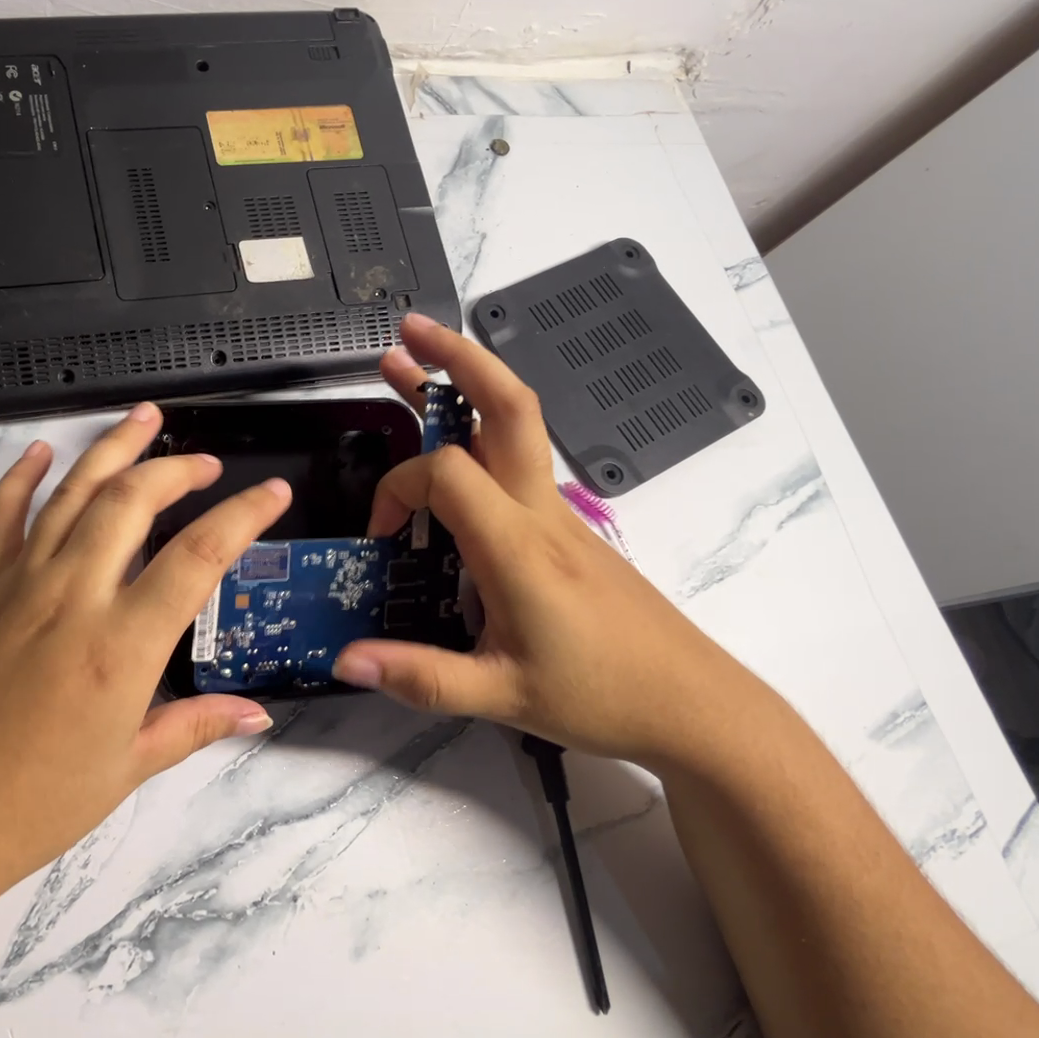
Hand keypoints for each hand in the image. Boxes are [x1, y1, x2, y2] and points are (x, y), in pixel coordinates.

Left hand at [0, 403, 291, 895]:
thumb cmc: (32, 804)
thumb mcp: (127, 768)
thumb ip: (195, 727)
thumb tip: (255, 714)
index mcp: (121, 645)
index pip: (198, 558)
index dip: (244, 516)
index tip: (272, 493)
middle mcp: (72, 597)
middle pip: (131, 501)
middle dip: (176, 469)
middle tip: (207, 463)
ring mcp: (19, 586)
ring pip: (71, 494)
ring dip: (111, 449)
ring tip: (143, 419)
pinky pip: (2, 519)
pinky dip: (21, 478)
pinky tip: (41, 452)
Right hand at [331, 314, 771, 770]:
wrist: (694, 703)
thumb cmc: (601, 695)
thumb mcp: (500, 695)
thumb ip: (419, 677)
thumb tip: (344, 659)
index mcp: (517, 545)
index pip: (445, 473)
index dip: (399, 490)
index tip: (383, 537)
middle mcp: (539, 513)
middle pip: (506, 407)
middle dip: (457, 358)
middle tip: (405, 334)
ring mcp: (558, 515)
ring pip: (514, 426)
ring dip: (466, 385)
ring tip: (413, 360)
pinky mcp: (566, 529)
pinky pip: (518, 462)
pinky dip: (478, 432)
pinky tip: (453, 449)